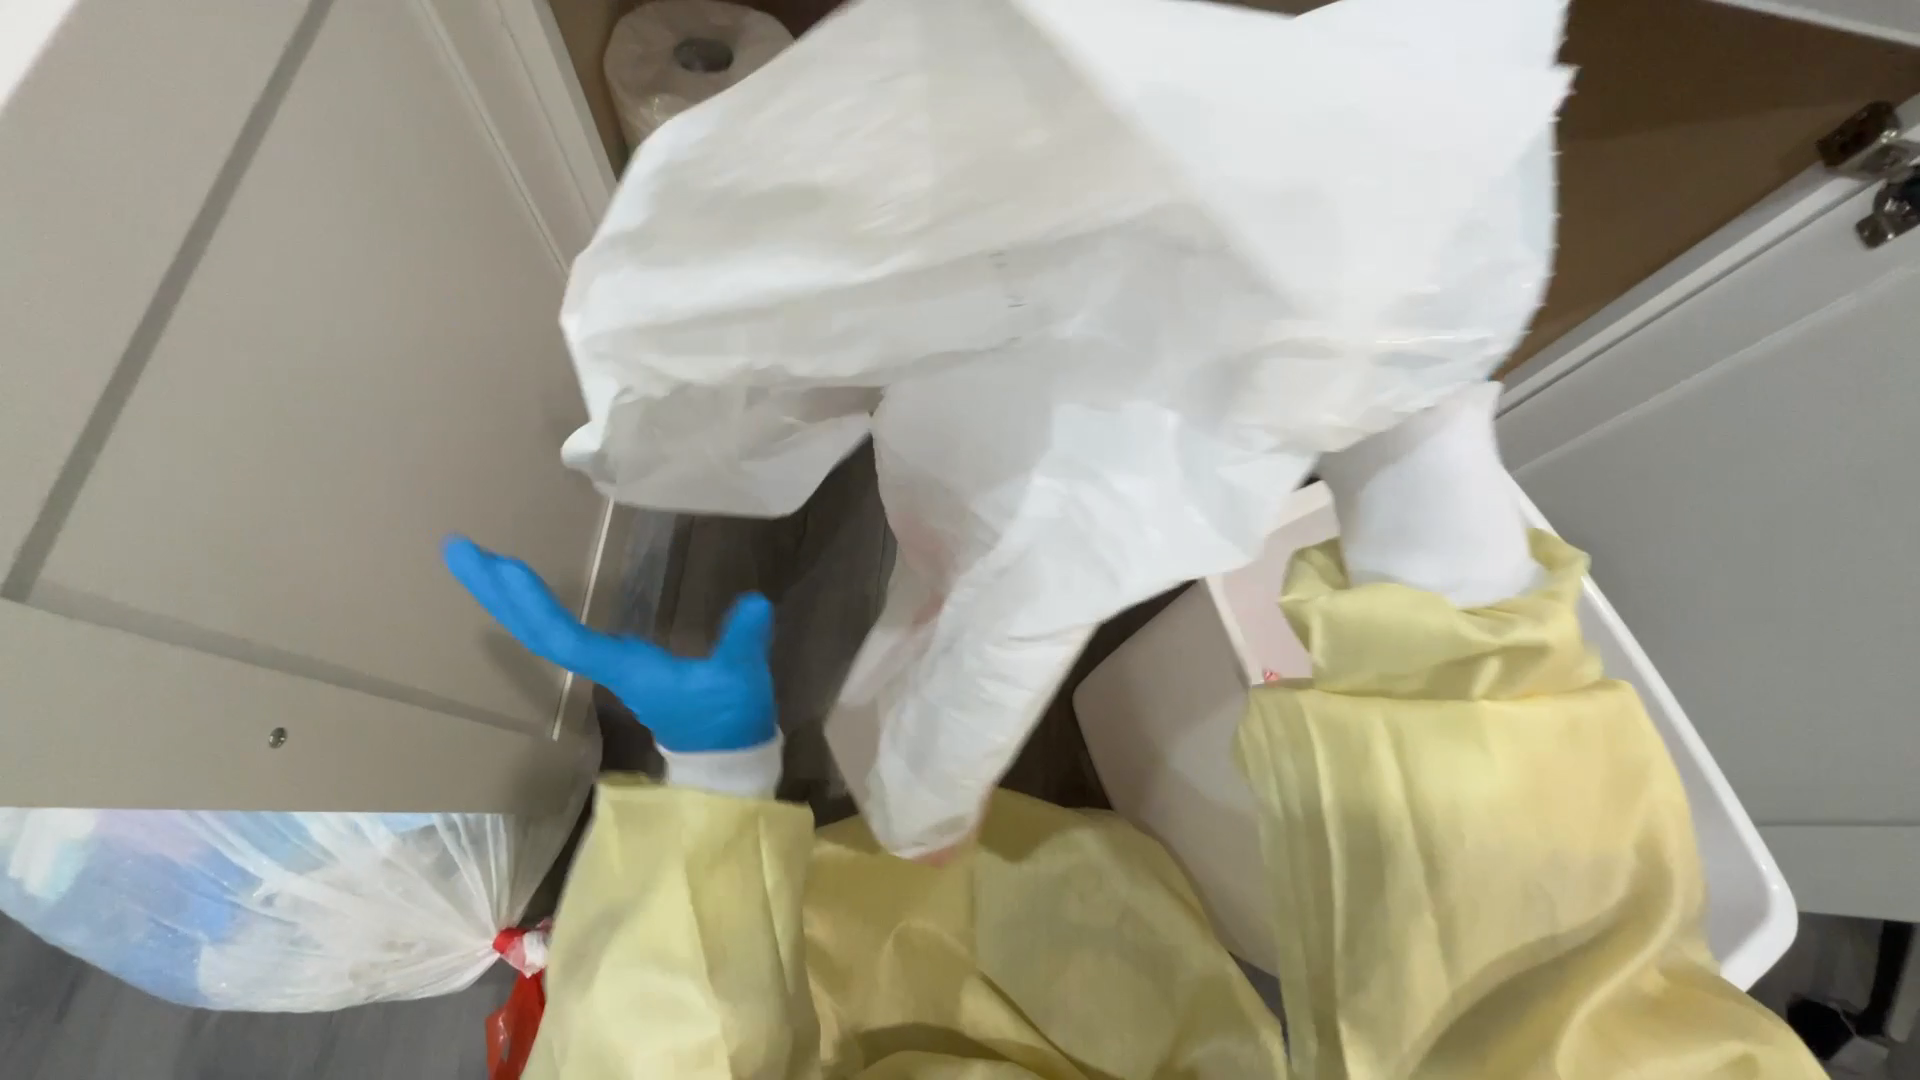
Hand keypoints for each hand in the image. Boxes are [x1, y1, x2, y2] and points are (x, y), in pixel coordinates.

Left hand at [442, 536, 776, 752]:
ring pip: (541, 631)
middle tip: (458, 548)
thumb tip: (754, 601)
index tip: (498, 564)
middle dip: (497, 591)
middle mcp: (602, 665)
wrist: (724, 755)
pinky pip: (560, 631)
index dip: (531, 603)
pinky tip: (528, 591)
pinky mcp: (618, 662)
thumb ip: (743, 642)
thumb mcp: (740, 677)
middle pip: (534, 630)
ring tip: (482, 561)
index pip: (561, 636)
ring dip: (509, 597)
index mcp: (623, 667)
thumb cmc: (728, 717)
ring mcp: (606, 665)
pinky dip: (537, 607)